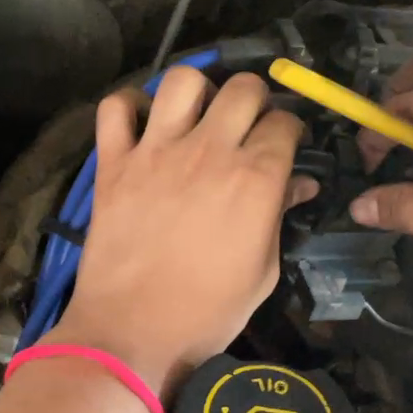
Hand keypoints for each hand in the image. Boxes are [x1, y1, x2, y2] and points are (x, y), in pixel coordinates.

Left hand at [46, 69, 316, 395]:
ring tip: (196, 117)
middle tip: (245, 127)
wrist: (132, 333)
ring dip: (197, 91)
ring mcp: (156, 151)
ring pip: (183, 79)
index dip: (289, 131)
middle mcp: (209, 150)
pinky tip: (142, 126)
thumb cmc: (207, 314)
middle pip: (243, 88)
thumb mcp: (262, 273)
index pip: (284, 122)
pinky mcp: (113, 162)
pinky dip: (129, 107)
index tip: (283, 145)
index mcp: (256, 178)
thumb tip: (299, 185)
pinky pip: (116, 107)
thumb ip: (279, 218)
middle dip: (253, 100)